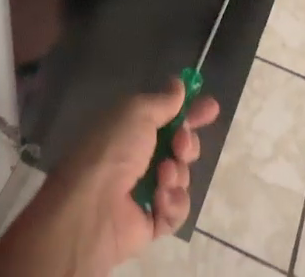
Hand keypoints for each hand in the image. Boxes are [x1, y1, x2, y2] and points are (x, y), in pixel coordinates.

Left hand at [0, 79, 218, 276]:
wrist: (92, 206)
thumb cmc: (113, 149)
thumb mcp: (137, 112)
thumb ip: (162, 101)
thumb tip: (178, 84)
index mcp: (131, 129)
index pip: (168, 116)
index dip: (190, 111)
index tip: (211, 108)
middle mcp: (139, 157)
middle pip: (180, 147)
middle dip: (186, 144)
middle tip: (180, 145)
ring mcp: (145, 191)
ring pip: (182, 177)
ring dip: (177, 173)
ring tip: (162, 176)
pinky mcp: (152, 221)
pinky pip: (177, 209)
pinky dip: (173, 202)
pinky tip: (161, 199)